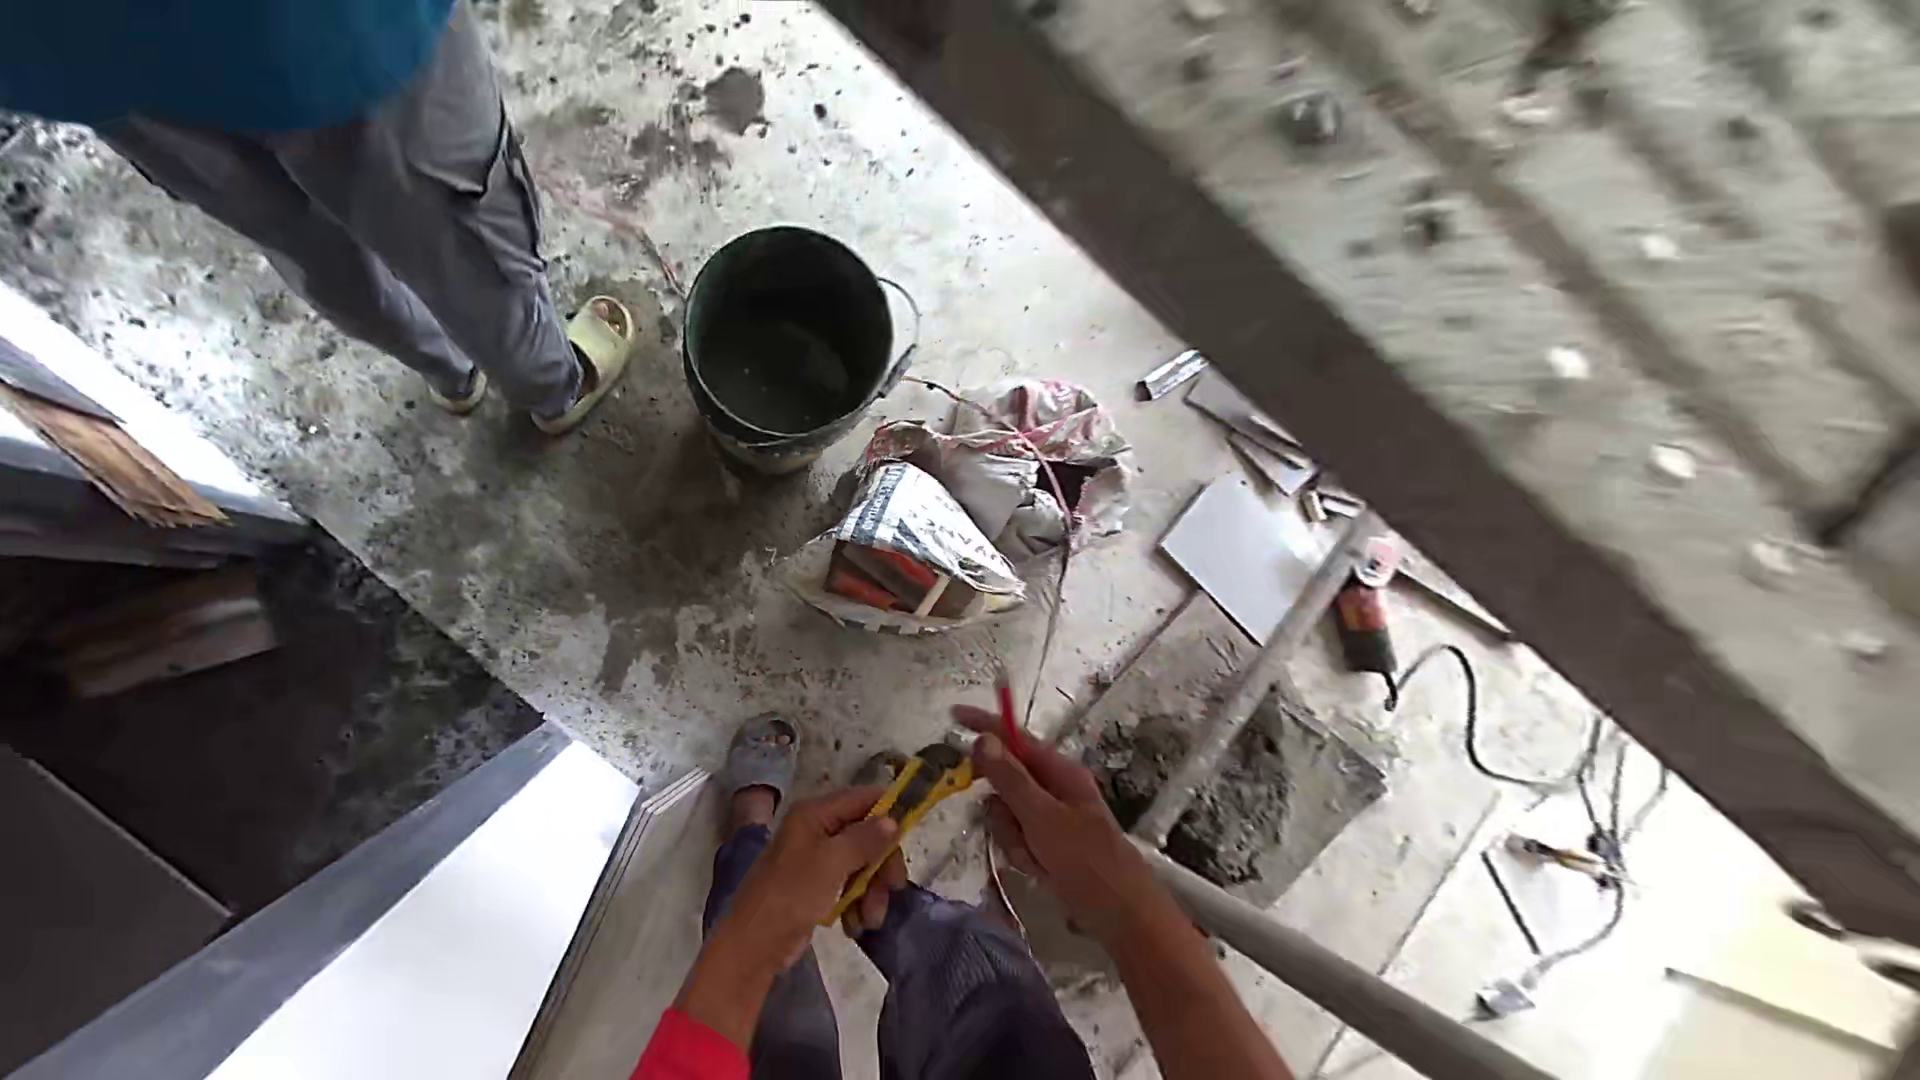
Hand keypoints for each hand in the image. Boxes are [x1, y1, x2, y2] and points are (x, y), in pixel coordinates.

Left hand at [711, 786, 901, 964]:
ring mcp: (816, 859)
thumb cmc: (791, 895)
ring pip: (861, 862)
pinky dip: (858, 901)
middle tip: (894, 887)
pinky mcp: (817, 886)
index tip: (910, 831)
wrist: (752, 949)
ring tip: (871, 918)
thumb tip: (893, 819)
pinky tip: (857, 924)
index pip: (861, 798)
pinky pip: (849, 884)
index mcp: (815, 814)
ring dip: (872, 888)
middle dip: (881, 862)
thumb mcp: (832, 862)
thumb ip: (865, 838)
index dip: (888, 810)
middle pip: (866, 833)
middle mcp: (817, 830)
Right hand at [955, 704, 1162, 942]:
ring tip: (1035, 857)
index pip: (1013, 737)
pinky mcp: (1045, 841)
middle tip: (1014, 828)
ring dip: (1013, 836)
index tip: (954, 714)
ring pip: (1005, 812)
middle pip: (1005, 779)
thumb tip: (983, 739)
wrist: (1120, 914)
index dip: (984, 724)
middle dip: (1003, 807)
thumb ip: (1010, 779)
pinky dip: (1021, 852)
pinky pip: (1015, 836)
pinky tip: (1039, 869)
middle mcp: (1052, 786)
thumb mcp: (1042, 817)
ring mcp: (1048, 815)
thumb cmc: (1086, 859)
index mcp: (1057, 770)